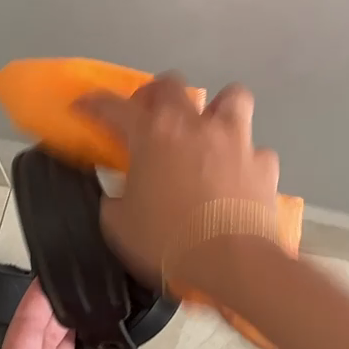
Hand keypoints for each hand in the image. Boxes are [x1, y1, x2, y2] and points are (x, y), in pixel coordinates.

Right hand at [75, 73, 280, 288]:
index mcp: (152, 135)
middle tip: (148, 115)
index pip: (113, 107)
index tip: (84, 106)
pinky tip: (238, 178)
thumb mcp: (120, 226)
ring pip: (231, 98)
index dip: (94, 104)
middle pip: (171, 85)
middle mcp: (195, 126)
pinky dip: (245, 160)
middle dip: (154, 94)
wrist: (233, 263)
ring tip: (209, 131)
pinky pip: (254, 151)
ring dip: (216, 109)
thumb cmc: (168, 243)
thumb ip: (115, 201)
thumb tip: (118, 195)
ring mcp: (236, 140)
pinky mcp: (265, 163)